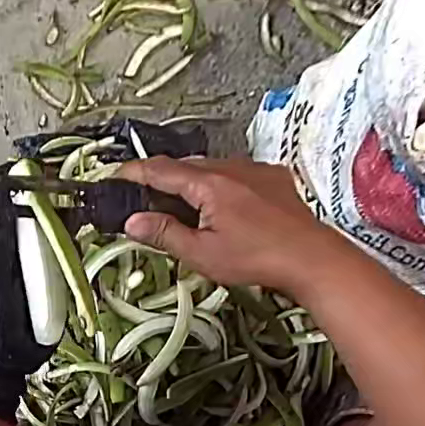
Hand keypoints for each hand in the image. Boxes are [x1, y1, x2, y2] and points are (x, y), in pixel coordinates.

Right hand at [113, 157, 353, 296]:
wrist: (309, 257)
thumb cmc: (255, 259)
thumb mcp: (202, 254)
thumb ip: (166, 235)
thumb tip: (132, 222)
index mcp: (209, 184)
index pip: (161, 170)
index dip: (135, 172)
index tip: (115, 176)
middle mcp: (231, 167)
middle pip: (185, 166)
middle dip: (161, 178)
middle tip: (143, 196)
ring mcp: (254, 169)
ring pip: (212, 168)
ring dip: (190, 181)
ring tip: (180, 204)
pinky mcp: (273, 177)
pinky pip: (236, 173)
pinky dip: (218, 184)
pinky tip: (219, 205)